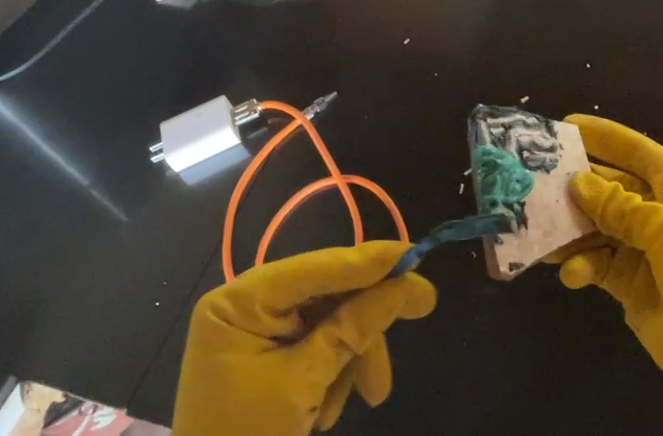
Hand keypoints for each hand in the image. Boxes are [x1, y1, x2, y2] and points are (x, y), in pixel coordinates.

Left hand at [172, 241, 434, 434]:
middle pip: (328, 294)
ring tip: (371, 394)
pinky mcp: (266, 356)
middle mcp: (245, 305)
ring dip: (354, 357)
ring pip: (330, 322)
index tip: (416, 254)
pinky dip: (335, 371)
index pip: (317, 267)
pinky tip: (329, 409)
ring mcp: (255, 331)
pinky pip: (318, 345)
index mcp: (238, 302)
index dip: (370, 260)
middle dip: (366, 323)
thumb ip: (356, 327)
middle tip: (424, 308)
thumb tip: (409, 283)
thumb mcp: (305, 383)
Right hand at [559, 115, 662, 435]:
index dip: (606, 137)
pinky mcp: (631, 286)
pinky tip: (569, 274)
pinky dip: (582, 266)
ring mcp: (646, 251)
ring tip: (539, 228)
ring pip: (600, 228)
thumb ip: (621, 207)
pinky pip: (599, 264)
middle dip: (578, 185)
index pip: (640, 153)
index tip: (567, 125)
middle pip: (614, 189)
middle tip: (536, 181)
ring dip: (572, 228)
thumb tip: (579, 183)